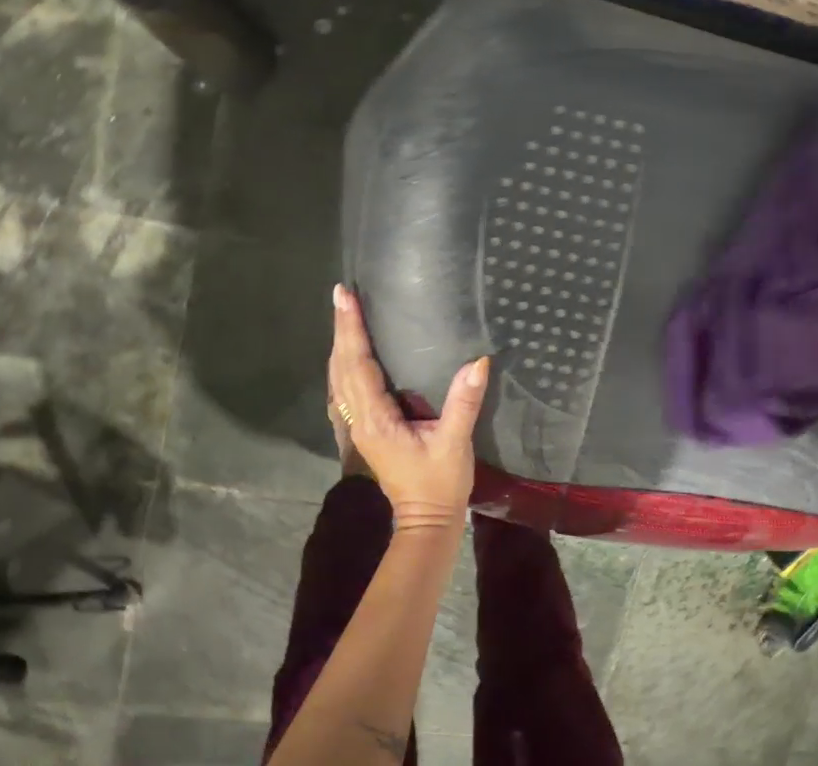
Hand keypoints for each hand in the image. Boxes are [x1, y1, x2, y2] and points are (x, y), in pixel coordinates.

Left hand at [329, 285, 489, 533]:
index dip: (351, 330)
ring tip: (344, 315)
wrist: (426, 522)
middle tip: (340, 294)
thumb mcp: (455, 444)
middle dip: (342, 329)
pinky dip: (344, 364)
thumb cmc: (440, 484)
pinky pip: (345, 390)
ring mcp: (358, 428)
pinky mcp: (364, 432)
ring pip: (339, 378)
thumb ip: (464, 403)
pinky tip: (350, 355)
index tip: (344, 298)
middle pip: (342, 367)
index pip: (358, 365)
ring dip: (340, 345)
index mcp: (376, 419)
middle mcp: (359, 420)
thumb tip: (478, 362)